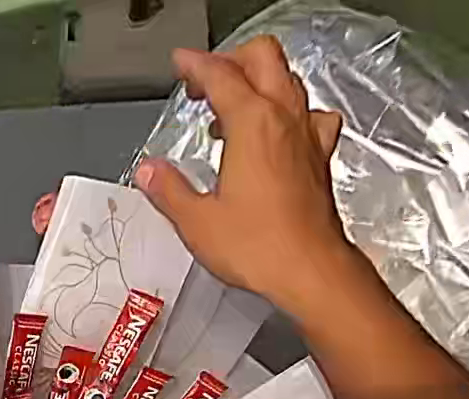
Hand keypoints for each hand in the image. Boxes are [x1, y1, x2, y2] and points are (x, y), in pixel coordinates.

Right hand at [134, 39, 356, 320]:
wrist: (308, 269)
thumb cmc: (260, 248)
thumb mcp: (197, 223)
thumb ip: (169, 191)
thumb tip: (149, 172)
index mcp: (252, 124)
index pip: (220, 75)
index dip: (196, 65)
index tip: (182, 63)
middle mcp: (284, 120)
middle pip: (263, 59)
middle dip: (231, 60)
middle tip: (206, 80)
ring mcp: (307, 137)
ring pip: (288, 81)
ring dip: (259, 81)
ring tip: (235, 105)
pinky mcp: (319, 160)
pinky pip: (311, 116)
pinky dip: (291, 112)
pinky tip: (282, 131)